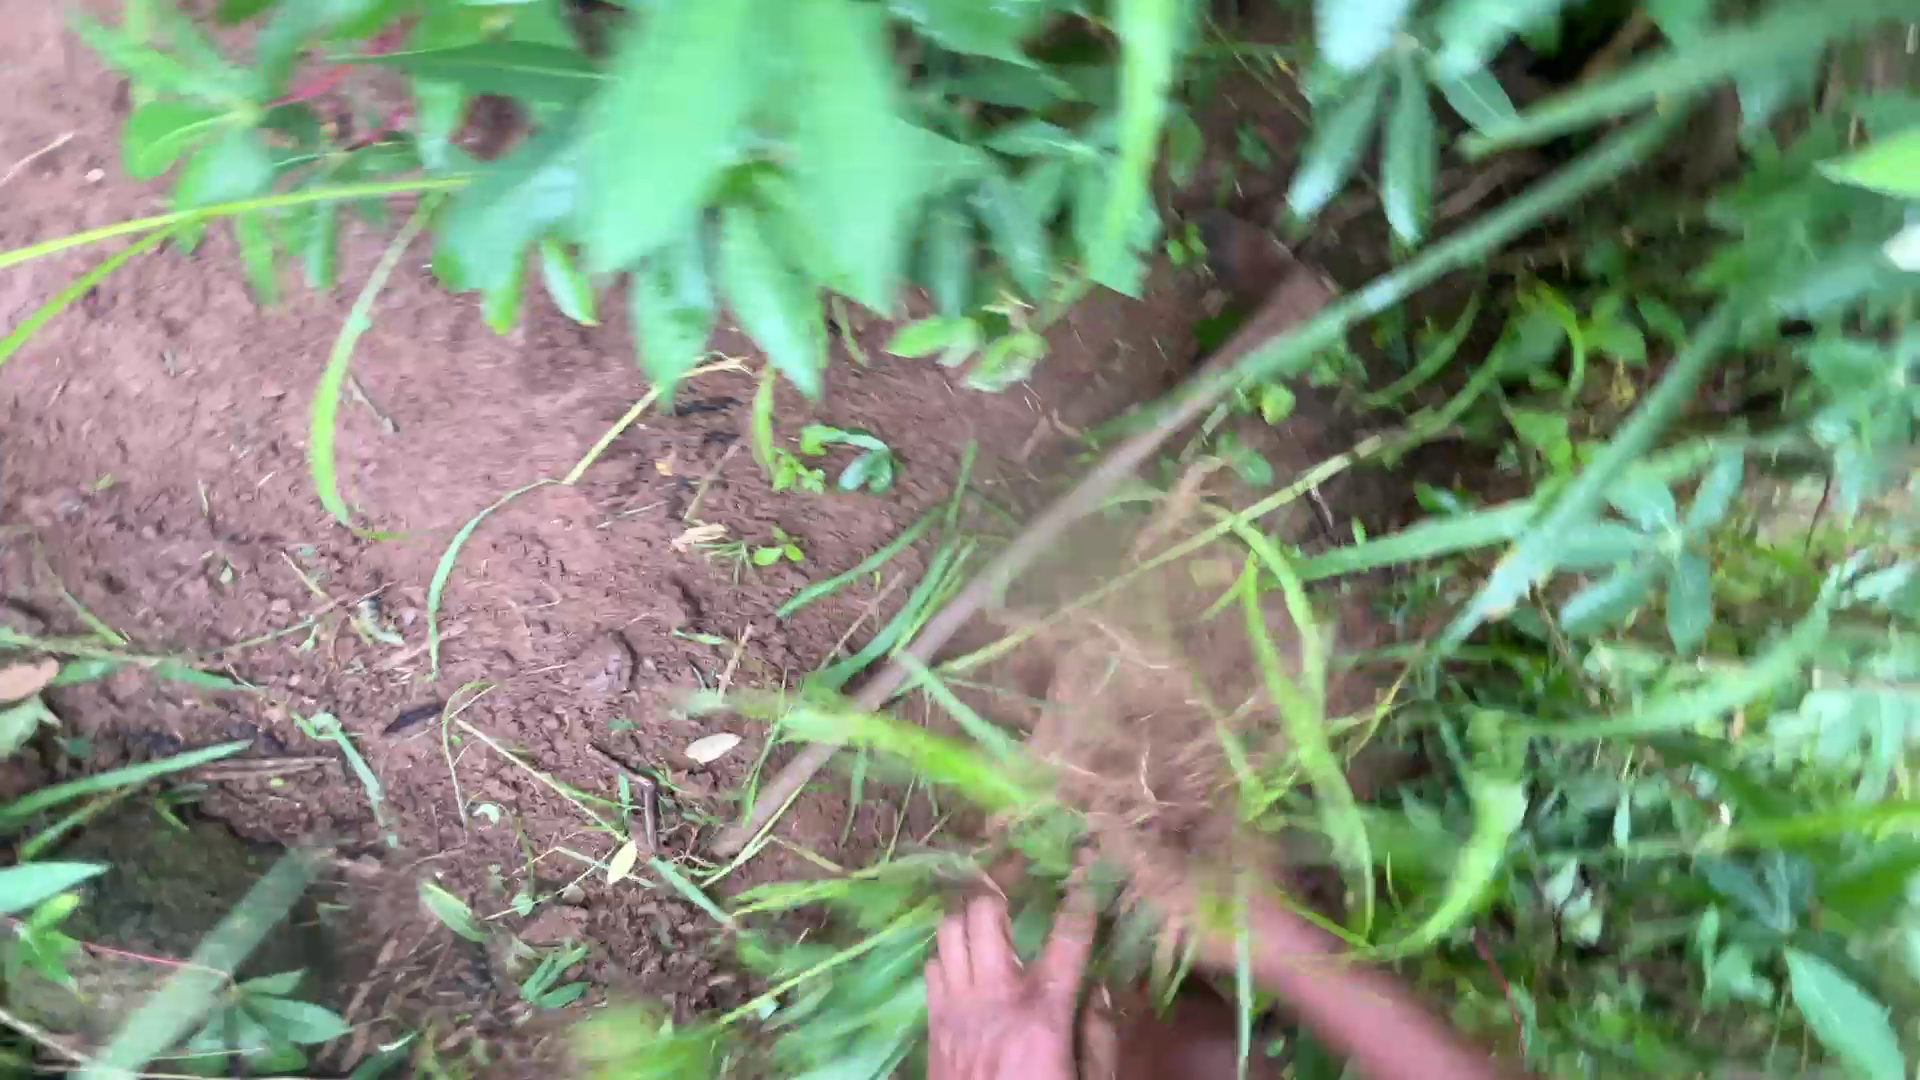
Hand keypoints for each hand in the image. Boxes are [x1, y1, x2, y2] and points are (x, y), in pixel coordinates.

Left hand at [926, 894, 1093, 1079]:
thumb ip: (1098, 1033)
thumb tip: (1097, 985)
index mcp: (1043, 1012)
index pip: (1066, 942)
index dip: (1079, 906)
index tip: (1085, 884)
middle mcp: (996, 996)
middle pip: (984, 912)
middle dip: (999, 886)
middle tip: (1014, 876)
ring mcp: (958, 1005)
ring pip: (950, 929)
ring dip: (967, 915)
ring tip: (983, 911)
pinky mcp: (934, 1021)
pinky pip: (932, 964)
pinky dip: (947, 954)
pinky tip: (963, 958)